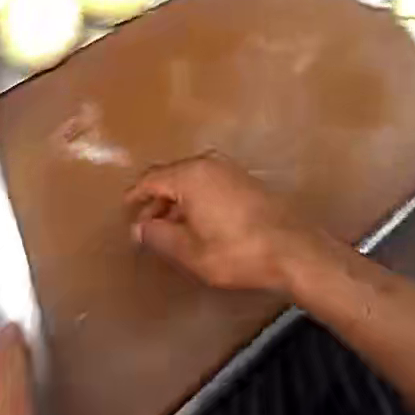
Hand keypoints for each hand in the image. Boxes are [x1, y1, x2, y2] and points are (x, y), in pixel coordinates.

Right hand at [125, 153, 342, 296]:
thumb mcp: (190, 251)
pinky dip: (194, 198)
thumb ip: (159, 236)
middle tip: (144, 228)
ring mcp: (228, 168)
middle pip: (171, 175)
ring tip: (167, 230)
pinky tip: (194, 223)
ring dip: (175, 200)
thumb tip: (139, 227)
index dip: (135, 196)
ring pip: (190, 178)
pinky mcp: (242, 178)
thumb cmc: (236, 251)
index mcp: (191, 175)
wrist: (289, 246)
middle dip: (155, 200)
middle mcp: (208, 163)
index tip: (124, 211)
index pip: (151, 179)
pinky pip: (207, 181)